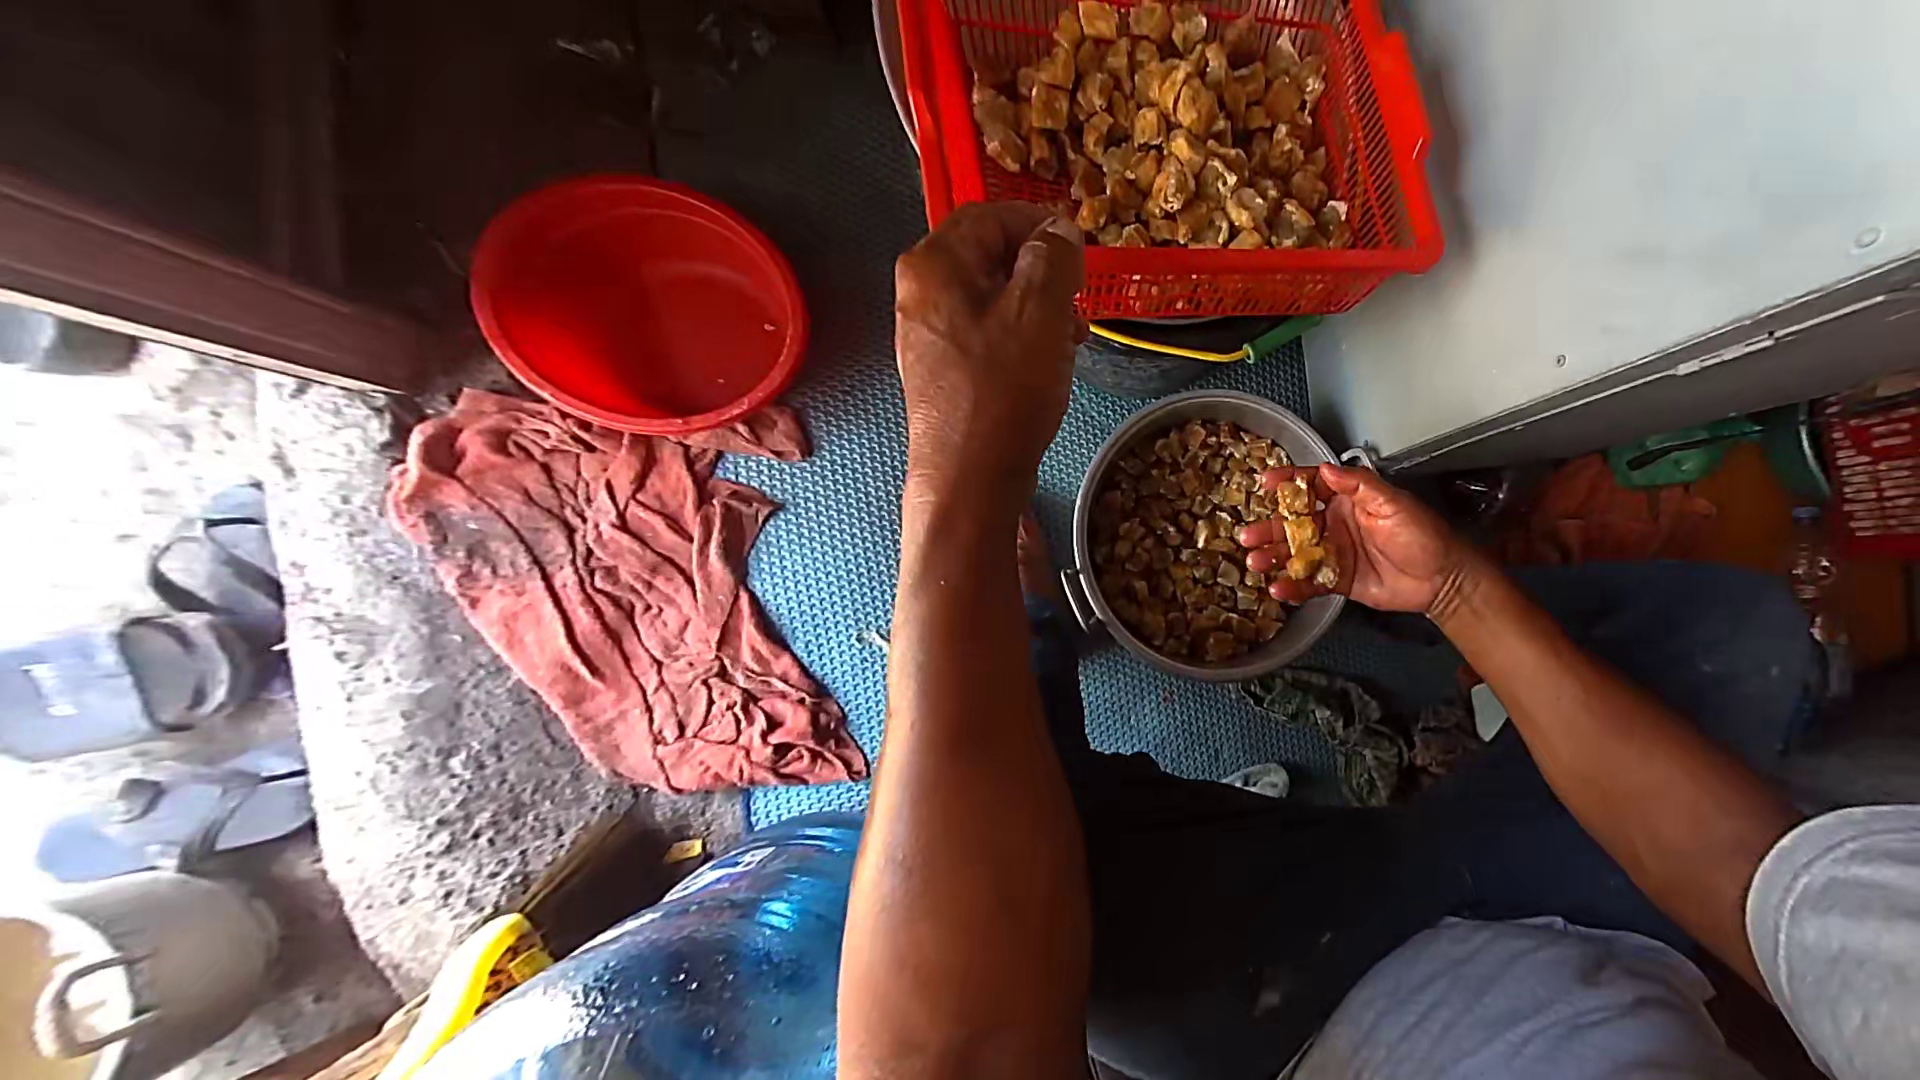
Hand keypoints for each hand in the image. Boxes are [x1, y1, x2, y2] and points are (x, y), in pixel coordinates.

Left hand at [895, 202, 1085, 502]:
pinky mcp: (942, 373)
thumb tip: (1057, 229)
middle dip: (1042, 275)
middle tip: (1076, 301)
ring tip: (1070, 339)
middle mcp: (919, 296)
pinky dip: (1020, 340)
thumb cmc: (1002, 391)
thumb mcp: (1040, 310)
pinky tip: (1047, 363)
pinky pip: (986, 337)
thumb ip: (1052, 255)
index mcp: (932, 266)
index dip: (1039, 224)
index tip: (1077, 250)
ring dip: (1037, 311)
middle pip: (990, 259)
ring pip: (993, 302)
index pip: (989, 216)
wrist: (969, 479)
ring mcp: (928, 338)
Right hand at [1236, 463, 1476, 616]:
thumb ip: (1360, 485)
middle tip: (1249, 535)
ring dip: (1272, 557)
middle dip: (1268, 529)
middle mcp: (1333, 525)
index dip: (1287, 483)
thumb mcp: (1395, 503)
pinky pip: (1306, 582)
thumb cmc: (1425, 536)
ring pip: (1293, 554)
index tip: (1265, 482)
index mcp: (1346, 502)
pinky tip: (1278, 588)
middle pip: (1292, 524)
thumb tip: (1327, 468)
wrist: (1444, 580)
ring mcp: (1331, 553)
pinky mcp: (1334, 580)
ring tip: (1256, 562)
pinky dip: (1291, 587)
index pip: (1310, 487)